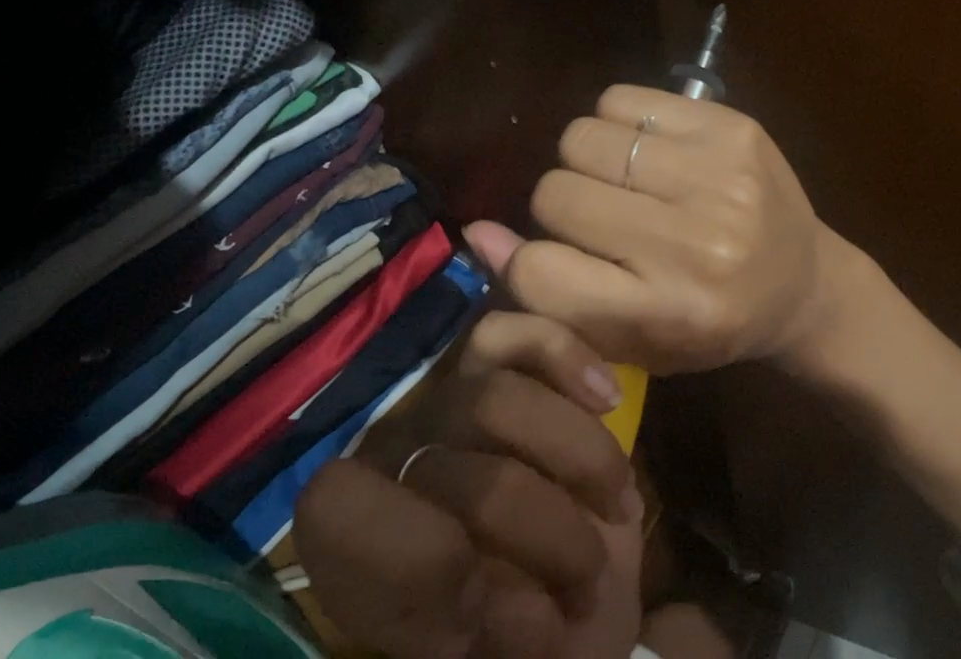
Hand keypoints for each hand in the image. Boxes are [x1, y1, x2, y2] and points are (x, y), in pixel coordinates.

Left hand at [296, 312, 643, 658]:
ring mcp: (434, 401)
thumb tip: (537, 617)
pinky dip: (569, 360)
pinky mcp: (489, 363)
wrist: (550, 586)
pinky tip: (607, 397)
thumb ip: (501, 639)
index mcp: (349, 544)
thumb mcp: (490, 651)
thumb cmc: (508, 629)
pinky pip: (514, 334)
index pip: (342, 518)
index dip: (432, 570)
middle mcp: (379, 460)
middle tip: (587, 590)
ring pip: (496, 399)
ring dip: (580, 463)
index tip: (506, 623)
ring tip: (618, 510)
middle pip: (463, 475)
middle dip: (551, 539)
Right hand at [465, 85, 831, 373]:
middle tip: (600, 222)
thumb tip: (478, 231)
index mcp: (666, 314)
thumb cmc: (708, 324)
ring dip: (587, 162)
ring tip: (623, 183)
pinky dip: (617, 123)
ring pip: (582, 140)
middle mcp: (694, 247)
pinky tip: (647, 151)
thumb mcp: (629, 340)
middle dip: (562, 209)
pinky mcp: (732, 127)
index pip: (541, 271)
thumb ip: (551, 294)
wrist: (803, 283)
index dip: (529, 261)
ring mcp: (719, 179)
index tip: (555, 258)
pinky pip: (621, 98)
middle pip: (556, 195)